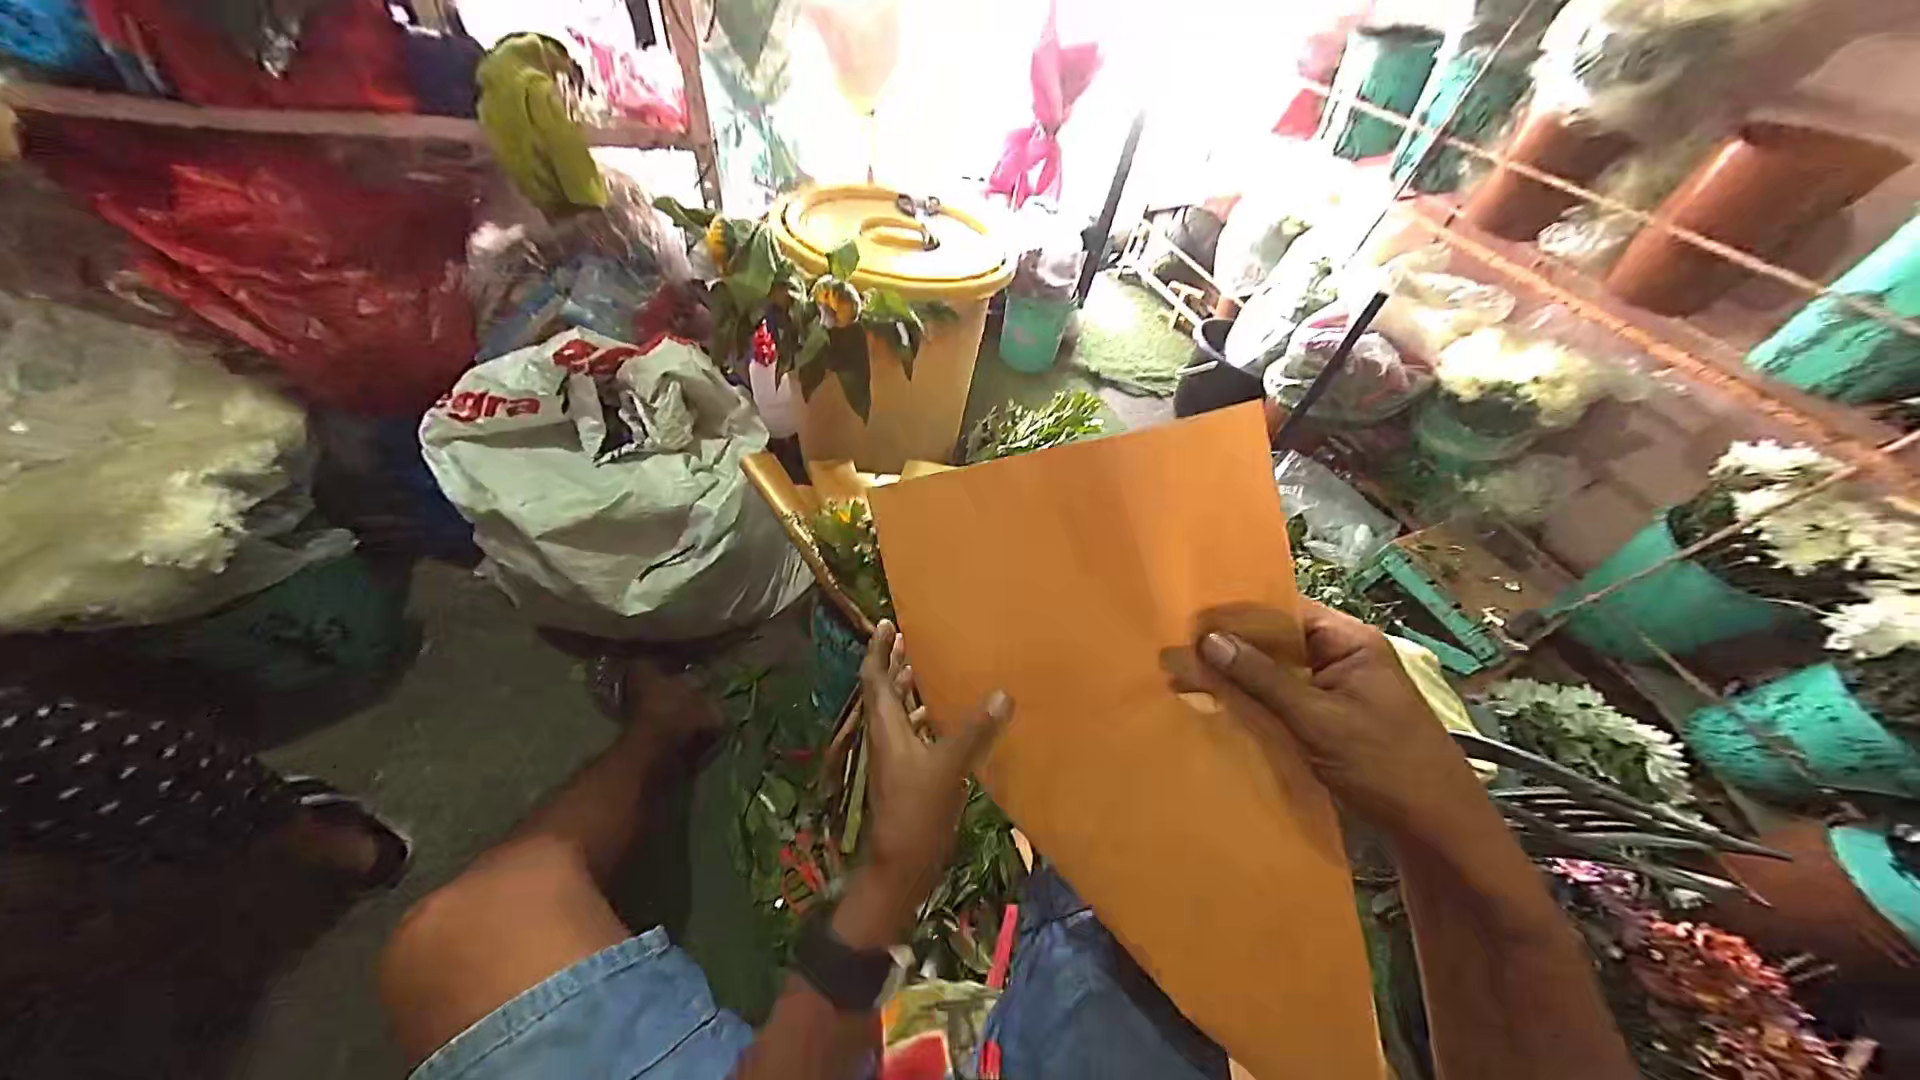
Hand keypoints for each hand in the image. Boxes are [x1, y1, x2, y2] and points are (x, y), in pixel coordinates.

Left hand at [835, 620, 1011, 947]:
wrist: (902, 863)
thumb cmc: (916, 810)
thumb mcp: (948, 767)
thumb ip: (975, 731)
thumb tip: (1003, 695)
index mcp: (886, 726)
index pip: (875, 677)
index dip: (879, 650)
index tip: (888, 624)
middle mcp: (887, 735)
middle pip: (885, 690)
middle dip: (895, 663)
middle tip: (911, 639)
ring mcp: (896, 755)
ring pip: (898, 711)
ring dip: (909, 687)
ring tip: (928, 668)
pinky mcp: (909, 772)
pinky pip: (913, 731)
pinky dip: (924, 715)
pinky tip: (945, 714)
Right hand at [1162, 600, 1491, 849]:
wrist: (1439, 832)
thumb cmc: (1385, 765)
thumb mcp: (1317, 719)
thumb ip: (1261, 678)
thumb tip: (1208, 639)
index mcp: (1349, 641)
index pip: (1284, 609)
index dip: (1238, 613)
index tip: (1192, 621)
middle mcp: (1341, 656)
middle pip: (1276, 638)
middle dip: (1231, 645)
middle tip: (1180, 649)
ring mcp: (1334, 687)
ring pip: (1276, 669)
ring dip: (1238, 674)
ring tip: (1187, 675)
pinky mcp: (1327, 716)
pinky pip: (1282, 696)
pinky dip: (1253, 698)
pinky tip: (1218, 703)